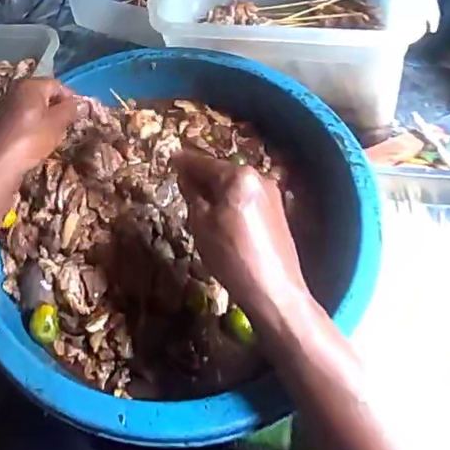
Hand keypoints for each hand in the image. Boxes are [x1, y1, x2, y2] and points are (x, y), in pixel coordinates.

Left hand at [0, 77, 78, 185]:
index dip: (71, 98)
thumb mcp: (57, 123)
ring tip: (55, 136)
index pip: (58, 85)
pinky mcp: (2, 123)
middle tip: (69, 125)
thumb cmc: (30, 139)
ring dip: (47, 120)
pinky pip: (25, 120)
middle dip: (59, 109)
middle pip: (45, 96)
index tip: (80, 114)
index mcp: (30, 85)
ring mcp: (7, 107)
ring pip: (35, 109)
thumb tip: (80, 103)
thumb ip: (71, 109)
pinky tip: (38, 142)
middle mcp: (16, 91)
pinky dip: (35, 127)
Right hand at [173, 152, 312, 336]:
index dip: (185, 162)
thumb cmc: (232, 255)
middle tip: (182, 182)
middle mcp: (259, 178)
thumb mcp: (202, 224)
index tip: (171, 158)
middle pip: (223, 172)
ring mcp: (271, 195)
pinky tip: (221, 216)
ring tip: (198, 201)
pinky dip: (231, 202)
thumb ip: (192, 195)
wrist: (274, 290)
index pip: (205, 163)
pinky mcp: (277, 212)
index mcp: (239, 176)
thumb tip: (186, 178)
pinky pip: (247, 199)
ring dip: (217, 190)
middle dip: (202, 177)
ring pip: (236, 186)